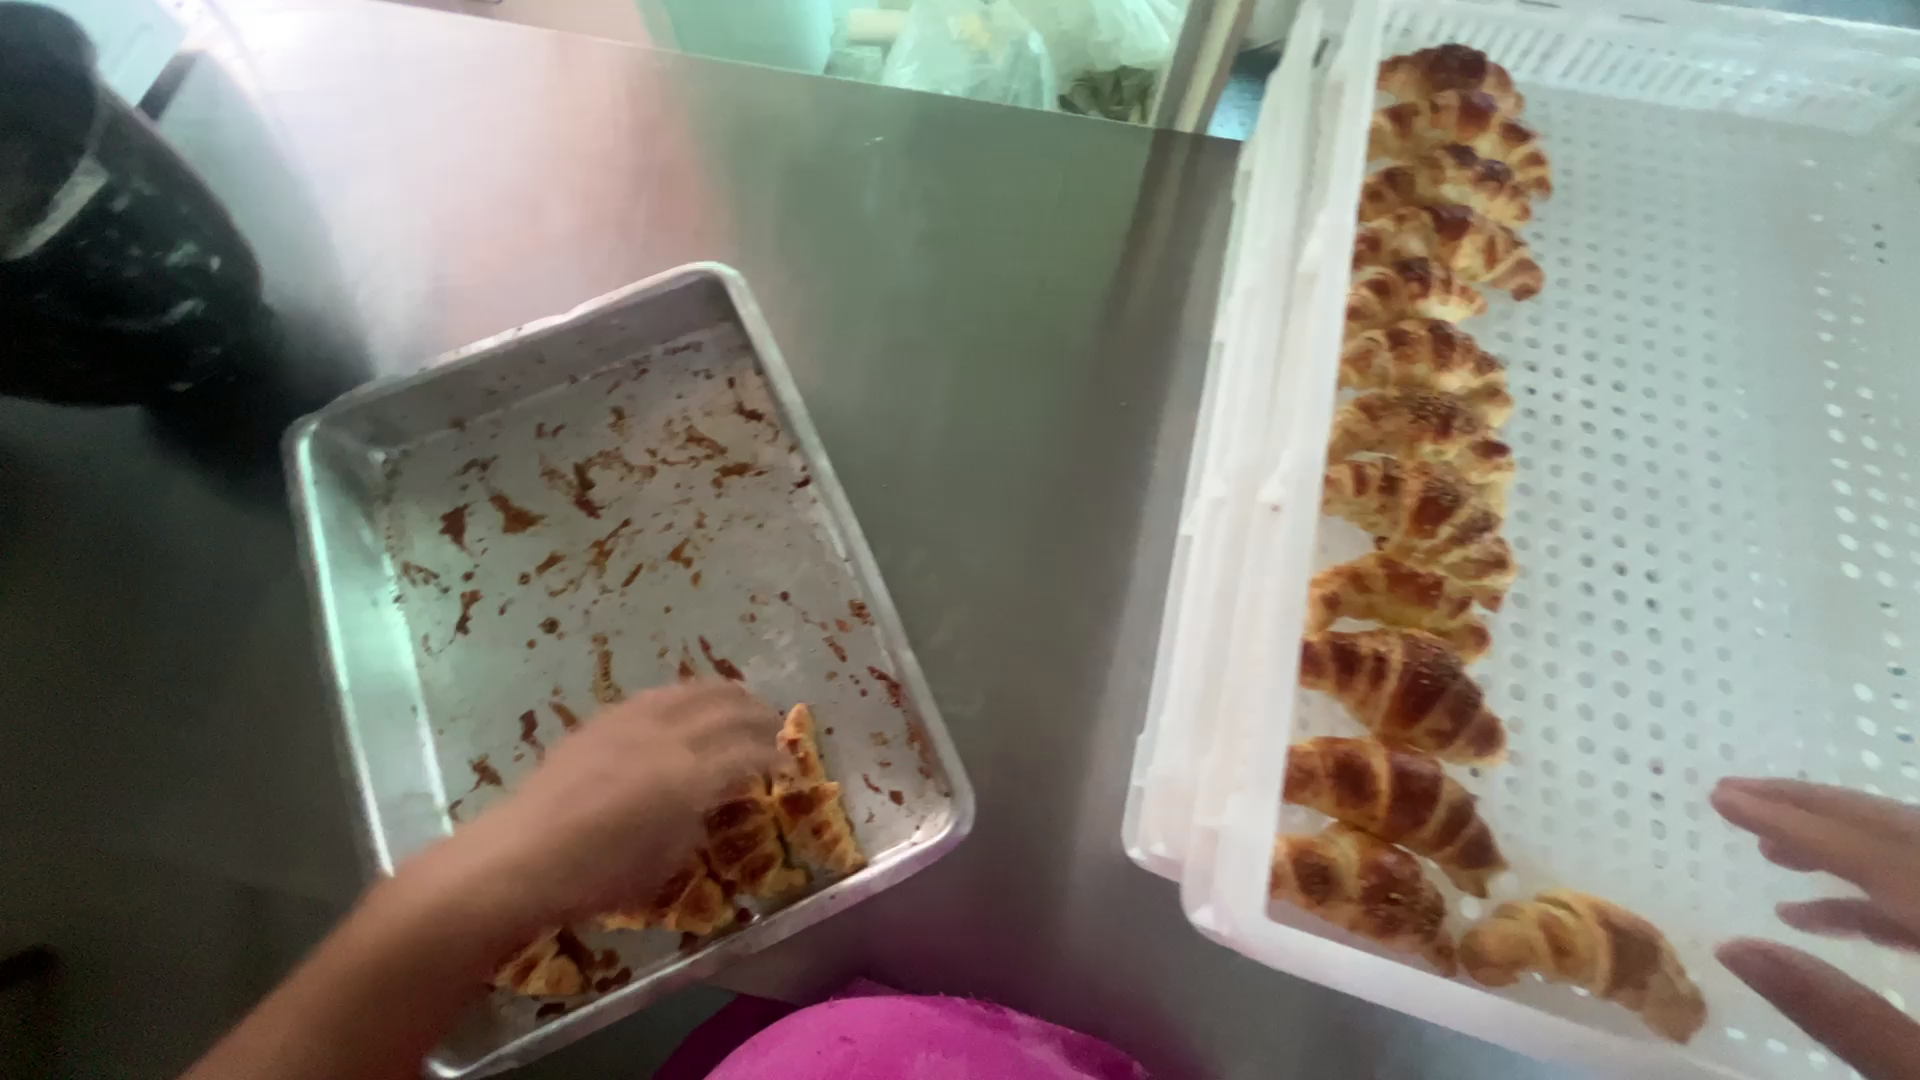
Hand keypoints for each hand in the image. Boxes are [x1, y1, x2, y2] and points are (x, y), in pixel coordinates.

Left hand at [408, 680, 781, 941]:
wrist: (515, 861)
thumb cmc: (595, 878)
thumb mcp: (667, 861)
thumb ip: (701, 819)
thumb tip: (717, 797)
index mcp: (689, 778)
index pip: (750, 754)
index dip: (776, 758)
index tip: (789, 767)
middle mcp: (669, 737)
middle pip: (731, 710)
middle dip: (761, 717)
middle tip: (775, 728)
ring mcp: (635, 721)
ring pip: (696, 690)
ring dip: (729, 694)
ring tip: (744, 702)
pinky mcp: (606, 718)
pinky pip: (660, 693)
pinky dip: (689, 694)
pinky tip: (691, 702)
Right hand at [1713, 777, 1919, 1079]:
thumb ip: (1847, 1019)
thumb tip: (1735, 947)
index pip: (1887, 860)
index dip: (1800, 824)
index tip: (1723, 795)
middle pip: (1917, 840)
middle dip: (1823, 812)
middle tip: (1739, 792)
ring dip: (1847, 851)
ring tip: (1769, 852)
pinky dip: (1882, 900)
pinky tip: (1816, 917)